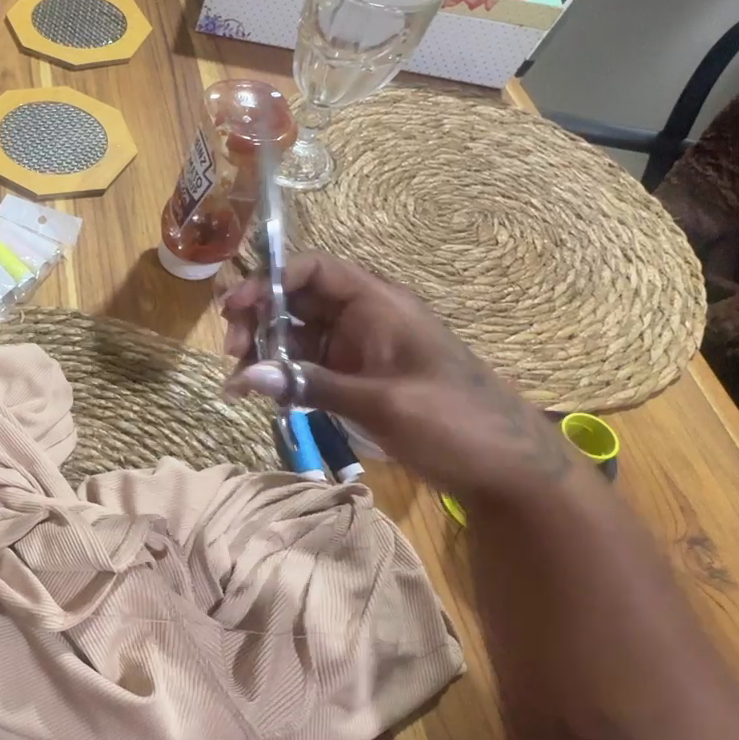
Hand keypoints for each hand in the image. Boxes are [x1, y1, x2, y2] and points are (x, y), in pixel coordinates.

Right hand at [220, 251, 580, 503]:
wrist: (507, 469)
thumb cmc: (454, 423)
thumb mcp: (380, 403)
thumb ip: (311, 385)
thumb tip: (245, 376)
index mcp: (379, 305)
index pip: (314, 270)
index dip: (269, 280)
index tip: (232, 309)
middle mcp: (363, 319)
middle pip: (295, 301)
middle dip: (256, 320)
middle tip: (231, 354)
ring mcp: (357, 351)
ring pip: (294, 335)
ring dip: (261, 353)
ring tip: (236, 385)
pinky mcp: (354, 380)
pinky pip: (304, 367)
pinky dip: (278, 377)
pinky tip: (253, 396)